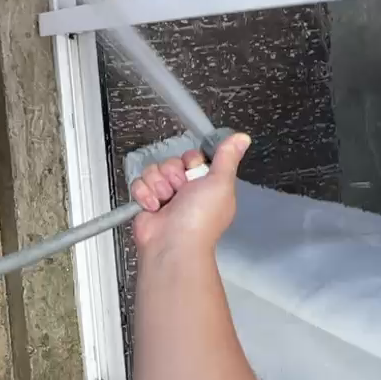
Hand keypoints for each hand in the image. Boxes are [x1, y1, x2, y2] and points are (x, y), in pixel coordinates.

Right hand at [130, 133, 248, 255]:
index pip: (192, 157)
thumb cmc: (201, 216)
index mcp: (206, 184)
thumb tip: (242, 137)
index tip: (192, 171)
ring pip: (153, 171)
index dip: (189, 161)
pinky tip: (152, 208)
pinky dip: (143, 195)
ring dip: (157, 186)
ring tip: (164, 202)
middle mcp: (185, 189)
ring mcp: (164, 195)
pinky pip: (138, 183)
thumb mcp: (220, 184)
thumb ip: (227, 158)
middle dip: (171, 175)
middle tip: (178, 191)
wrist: (172, 243)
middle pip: (170, 162)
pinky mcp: (145, 201)